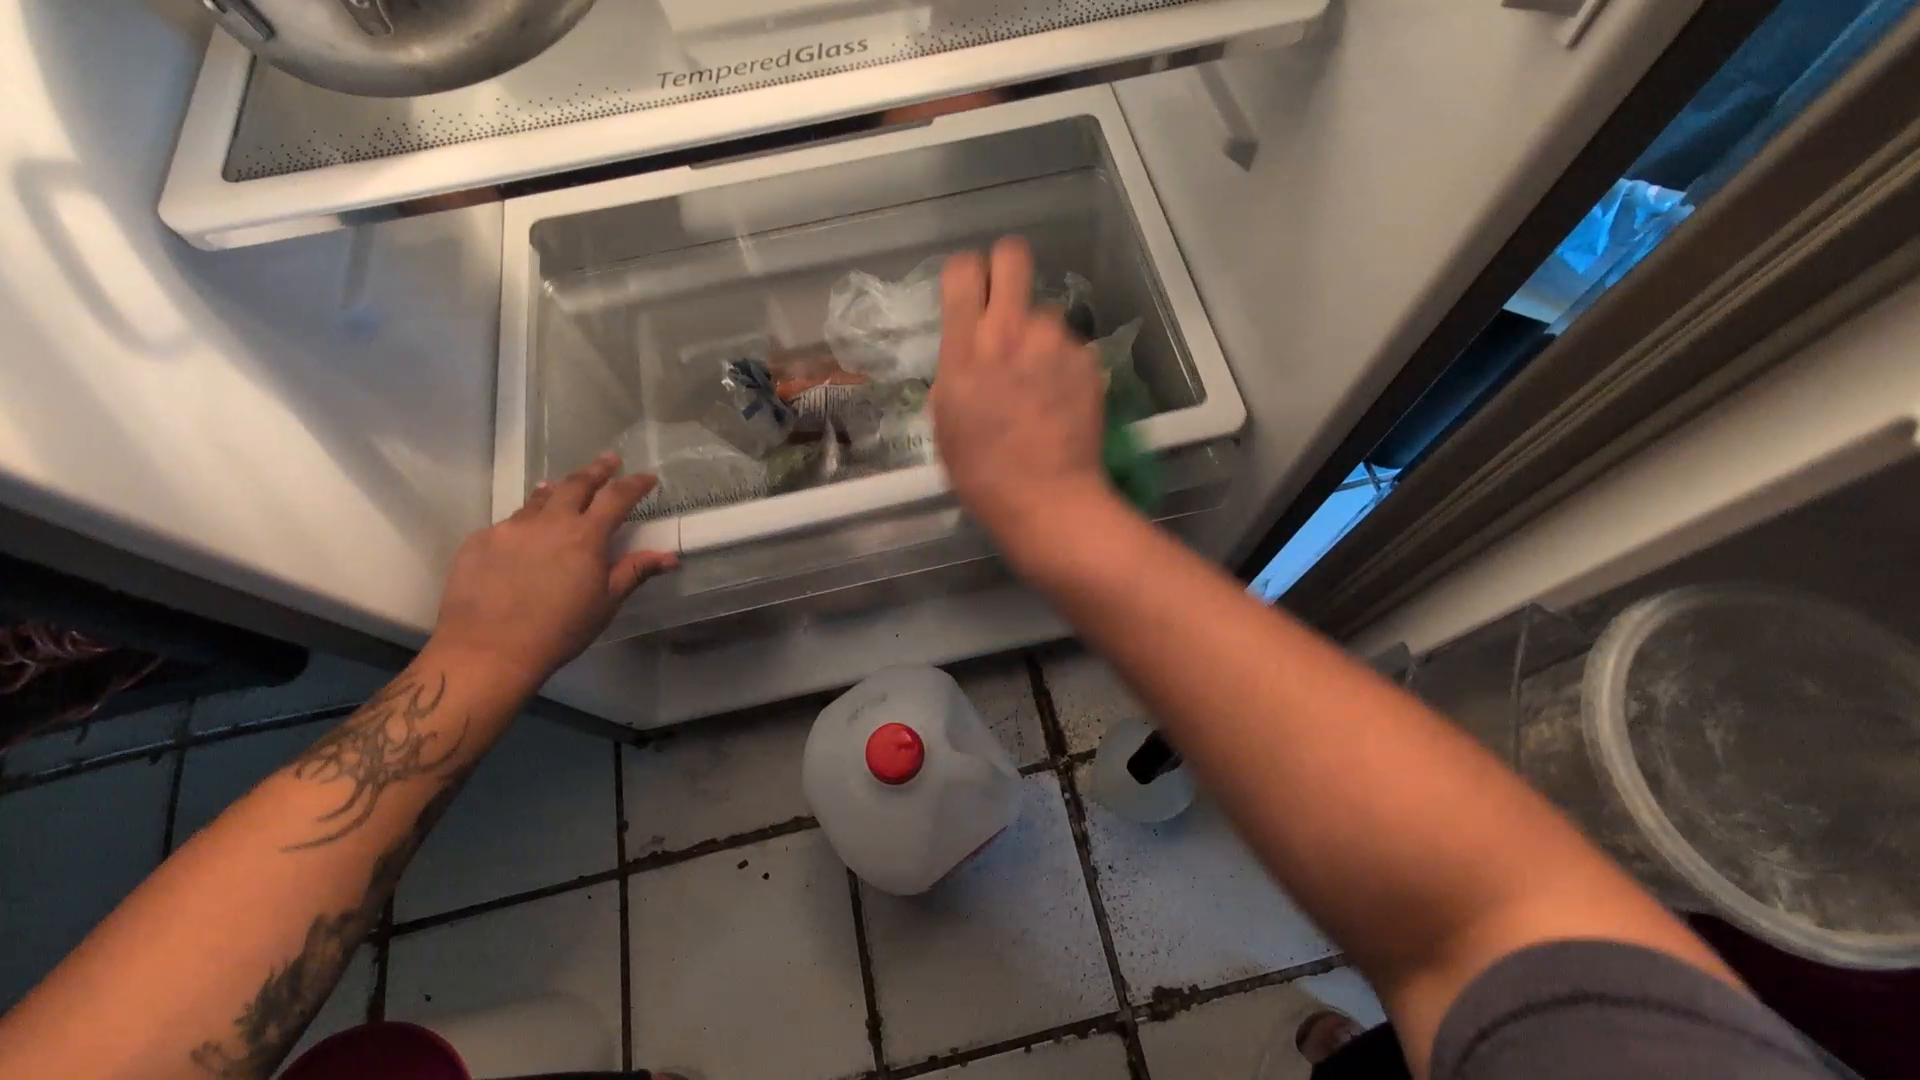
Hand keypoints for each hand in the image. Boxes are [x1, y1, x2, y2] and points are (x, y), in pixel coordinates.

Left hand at [429, 454, 677, 686]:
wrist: (487, 649)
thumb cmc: (559, 630)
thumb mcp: (605, 603)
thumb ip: (634, 572)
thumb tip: (670, 557)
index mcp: (585, 536)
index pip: (617, 498)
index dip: (634, 484)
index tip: (646, 477)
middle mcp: (549, 522)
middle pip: (576, 484)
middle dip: (596, 470)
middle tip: (609, 460)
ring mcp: (510, 528)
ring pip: (539, 499)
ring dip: (557, 491)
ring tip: (562, 488)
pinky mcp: (480, 540)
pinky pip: (510, 523)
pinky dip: (526, 521)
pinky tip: (525, 535)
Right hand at [932, 236, 1118, 556]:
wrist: (1044, 498)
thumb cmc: (981, 472)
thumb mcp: (945, 418)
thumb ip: (955, 370)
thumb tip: (967, 351)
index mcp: (965, 350)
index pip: (963, 272)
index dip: (966, 273)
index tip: (970, 290)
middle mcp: (1009, 333)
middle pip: (1012, 257)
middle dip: (1007, 267)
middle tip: (1007, 298)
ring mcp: (1053, 344)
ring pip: (1046, 313)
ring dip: (1040, 336)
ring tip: (1040, 380)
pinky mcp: (1087, 360)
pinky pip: (1072, 347)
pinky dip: (1066, 366)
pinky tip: (1062, 400)